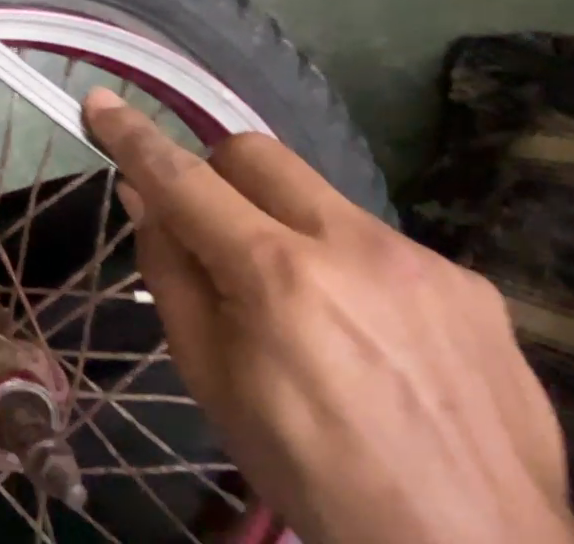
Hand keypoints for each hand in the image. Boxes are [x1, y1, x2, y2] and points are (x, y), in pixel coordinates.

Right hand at [83, 88, 573, 543]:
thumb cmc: (308, 470)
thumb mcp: (208, 378)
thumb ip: (171, 275)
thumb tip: (146, 201)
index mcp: (277, 277)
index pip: (184, 180)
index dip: (133, 138)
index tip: (100, 102)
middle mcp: (355, 247)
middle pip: (256, 153)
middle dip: (213, 172)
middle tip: (208, 231)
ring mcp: (424, 262)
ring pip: (319, 198)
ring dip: (283, 225)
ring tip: (300, 309)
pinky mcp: (473, 286)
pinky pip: (380, 244)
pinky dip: (345, 266)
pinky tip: (367, 337)